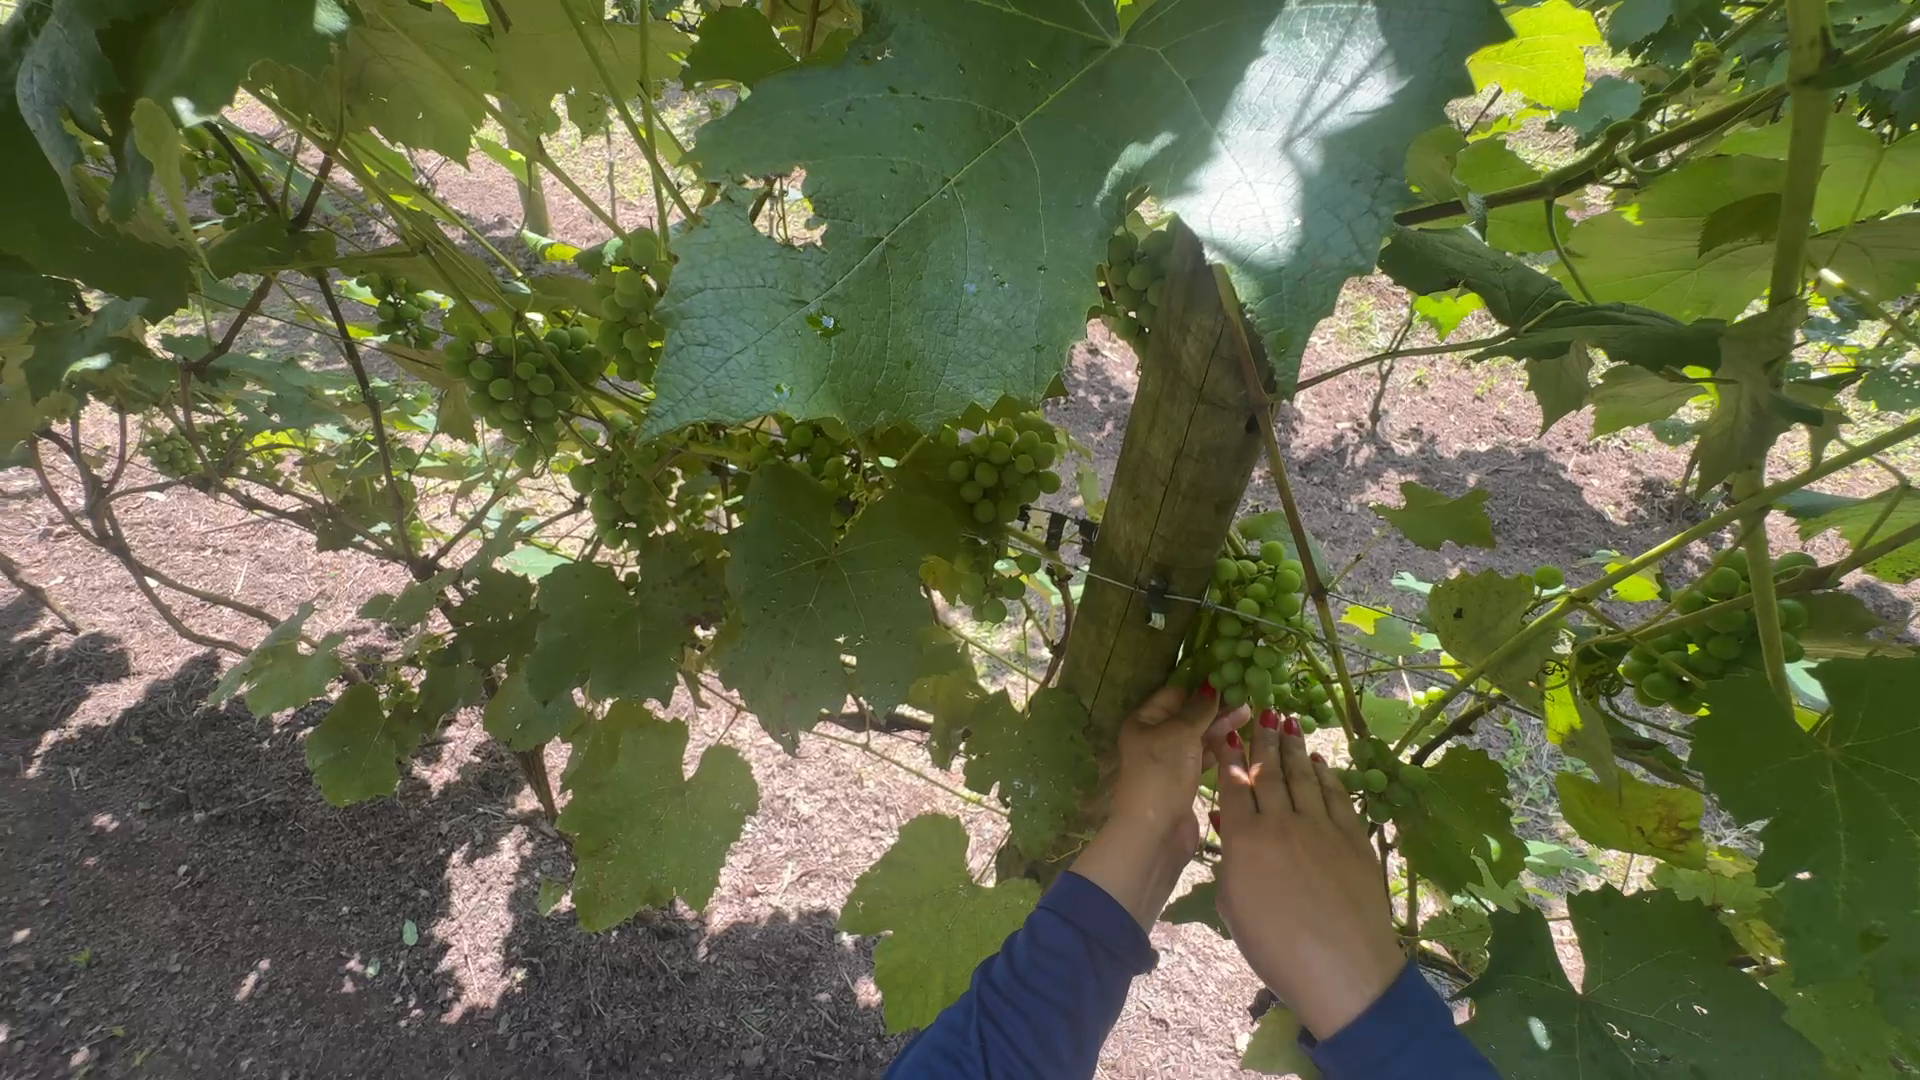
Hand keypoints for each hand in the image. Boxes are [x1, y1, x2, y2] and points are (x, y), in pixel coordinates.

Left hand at [1072, 684, 1244, 929]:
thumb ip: (1198, 709)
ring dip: (1221, 726)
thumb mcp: (1180, 734)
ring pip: (1198, 735)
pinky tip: (1240, 740)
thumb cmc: (1162, 774)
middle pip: (1187, 714)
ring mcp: (1169, 760)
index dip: (1199, 686)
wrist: (1156, 831)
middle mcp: (1154, 737)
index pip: (1174, 694)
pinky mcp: (1184, 780)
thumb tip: (1211, 686)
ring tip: (1250, 714)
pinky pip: (1203, 756)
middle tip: (1247, 697)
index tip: (1229, 677)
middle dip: (1215, 706)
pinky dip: (1220, 747)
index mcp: (1144, 720)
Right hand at [1208, 709, 1405, 1038]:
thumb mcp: (1232, 905)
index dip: (1227, 757)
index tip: (1224, 733)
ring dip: (1292, 748)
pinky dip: (1326, 776)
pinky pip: (1336, 797)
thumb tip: (1228, 825)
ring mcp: (1320, 828)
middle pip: (1268, 772)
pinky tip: (1319, 761)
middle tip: (1261, 712)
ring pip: (1301, 777)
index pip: (1233, 786)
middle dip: (1262, 740)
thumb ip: (1228, 860)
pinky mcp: (1353, 840)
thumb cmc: (1275, 947)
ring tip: (1287, 722)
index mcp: (1244, 839)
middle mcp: (1280, 823)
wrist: (1344, 974)